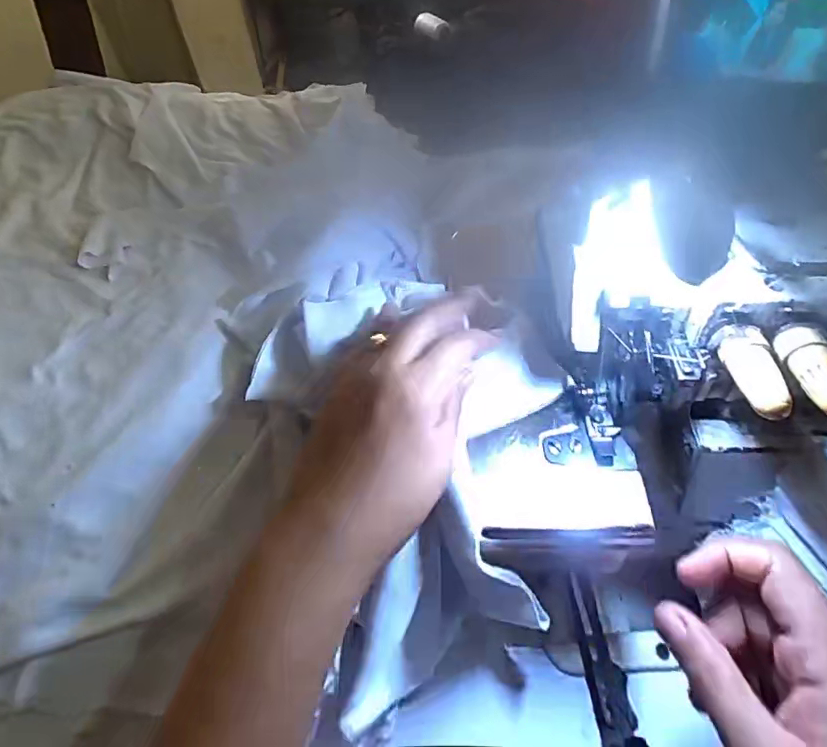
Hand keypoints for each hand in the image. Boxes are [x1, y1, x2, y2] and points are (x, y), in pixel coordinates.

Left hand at [285, 289, 499, 564]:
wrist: (326, 528)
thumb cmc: (396, 500)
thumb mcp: (441, 456)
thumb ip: (453, 405)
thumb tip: (465, 371)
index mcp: (417, 387)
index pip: (456, 343)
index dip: (481, 336)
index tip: (499, 335)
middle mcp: (384, 368)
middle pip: (424, 320)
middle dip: (455, 304)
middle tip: (480, 298)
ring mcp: (355, 373)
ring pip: (392, 325)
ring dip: (422, 313)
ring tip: (444, 310)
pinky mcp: (336, 385)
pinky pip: (368, 342)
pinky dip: (390, 330)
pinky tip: (397, 331)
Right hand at [655, 538, 826, 746]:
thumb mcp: (758, 745)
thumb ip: (711, 675)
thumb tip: (667, 613)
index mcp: (826, 653)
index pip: (776, 565)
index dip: (726, 555)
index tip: (682, 577)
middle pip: (764, 598)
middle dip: (719, 619)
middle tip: (694, 667)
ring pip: (763, 631)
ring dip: (725, 651)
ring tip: (707, 698)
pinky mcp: (821, 702)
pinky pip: (773, 665)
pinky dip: (742, 676)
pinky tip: (728, 709)